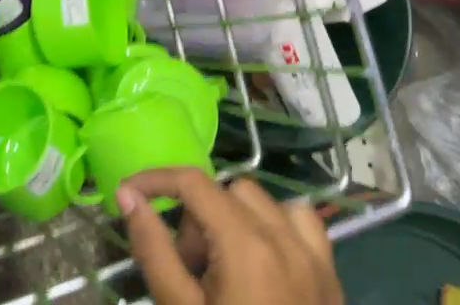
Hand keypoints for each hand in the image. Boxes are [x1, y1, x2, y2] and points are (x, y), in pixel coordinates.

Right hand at [119, 170, 342, 304]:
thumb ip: (152, 246)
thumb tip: (128, 194)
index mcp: (246, 245)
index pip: (192, 182)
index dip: (155, 180)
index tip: (128, 196)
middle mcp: (286, 239)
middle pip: (225, 191)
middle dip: (196, 216)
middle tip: (187, 268)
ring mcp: (316, 259)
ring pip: (264, 202)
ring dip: (234, 217)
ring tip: (222, 266)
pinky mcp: (332, 280)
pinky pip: (302, 225)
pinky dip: (277, 227)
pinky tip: (263, 262)